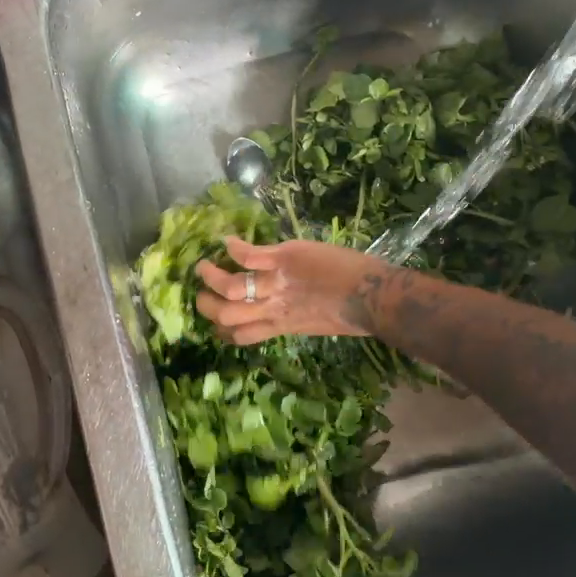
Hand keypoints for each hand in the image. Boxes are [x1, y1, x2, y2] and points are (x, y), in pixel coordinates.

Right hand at [194, 237, 386, 344]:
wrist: (374, 296)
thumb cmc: (354, 313)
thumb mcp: (315, 323)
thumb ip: (291, 317)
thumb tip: (278, 312)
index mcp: (281, 325)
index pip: (239, 335)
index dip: (221, 330)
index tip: (216, 322)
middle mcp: (272, 308)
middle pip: (226, 314)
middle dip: (207, 305)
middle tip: (201, 294)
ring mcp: (277, 283)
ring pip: (230, 285)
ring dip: (211, 275)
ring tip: (204, 265)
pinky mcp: (284, 259)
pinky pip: (249, 256)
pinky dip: (233, 247)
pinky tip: (227, 241)